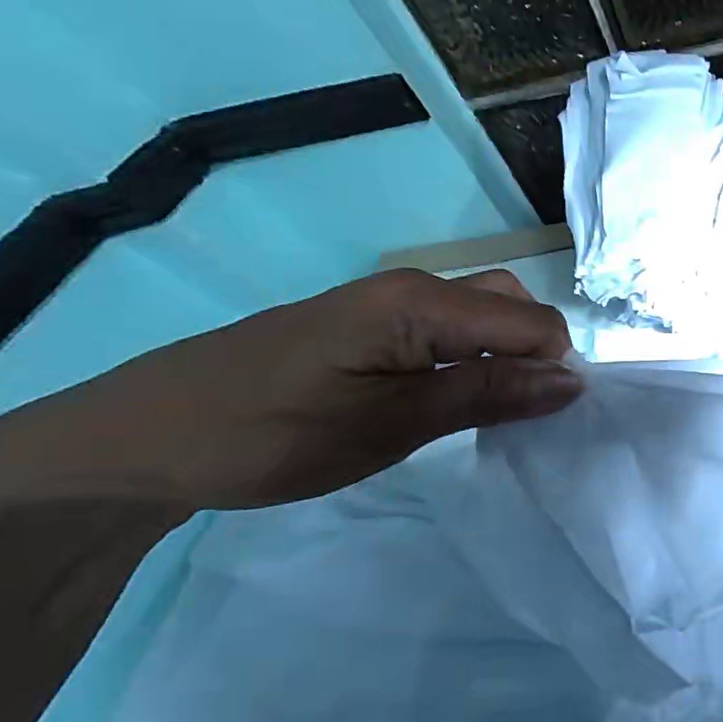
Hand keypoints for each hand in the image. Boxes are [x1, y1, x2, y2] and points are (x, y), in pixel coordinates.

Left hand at [0, 268, 583, 511]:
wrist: (150, 436)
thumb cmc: (272, 435)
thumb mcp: (391, 425)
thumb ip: (484, 394)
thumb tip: (572, 380)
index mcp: (420, 301)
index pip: (529, 320)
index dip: (553, 368)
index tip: (547, 422)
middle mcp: (411, 285)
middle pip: (509, 305)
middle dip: (533, 357)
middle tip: (517, 420)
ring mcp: (387, 302)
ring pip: (478, 317)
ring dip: (501, 359)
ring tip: (488, 416)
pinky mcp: (368, 325)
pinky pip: (444, 330)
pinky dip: (466, 361)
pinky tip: (449, 401)